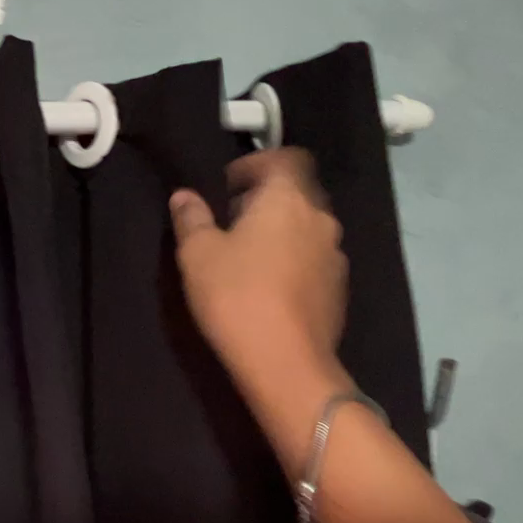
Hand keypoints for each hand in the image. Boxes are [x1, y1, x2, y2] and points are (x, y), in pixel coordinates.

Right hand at [170, 148, 348, 397]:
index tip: (228, 185)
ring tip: (247, 255)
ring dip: (280, 231)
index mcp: (287, 198)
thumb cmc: (237, 296)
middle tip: (231, 219)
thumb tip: (185, 195)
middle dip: (266, 199)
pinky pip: (313, 259)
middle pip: (296, 192)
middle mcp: (320, 218)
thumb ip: (192, 218)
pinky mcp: (338, 289)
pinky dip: (293, 260)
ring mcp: (335, 255)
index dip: (256, 164)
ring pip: (306, 227)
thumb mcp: (197, 254)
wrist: (286, 364)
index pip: (284, 158)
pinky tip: (267, 286)